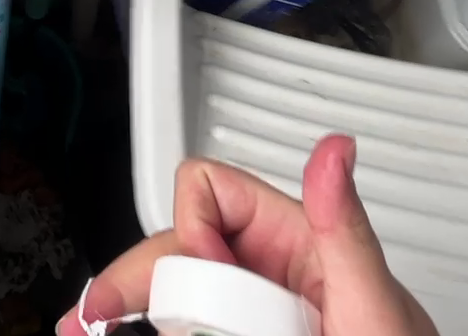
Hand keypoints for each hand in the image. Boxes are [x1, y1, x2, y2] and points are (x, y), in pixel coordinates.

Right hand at [60, 136, 436, 335]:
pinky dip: (144, 327)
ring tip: (89, 329)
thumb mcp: (379, 313)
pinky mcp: (230, 331)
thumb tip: (333, 149)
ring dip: (126, 307)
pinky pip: (181, 323)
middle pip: (173, 249)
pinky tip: (123, 331)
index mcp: (287, 237)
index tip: (204, 275)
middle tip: (95, 318)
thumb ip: (345, 232)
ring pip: (167, 291)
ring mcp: (244, 312)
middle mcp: (258, 268)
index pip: (207, 191)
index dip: (192, 229)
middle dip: (132, 279)